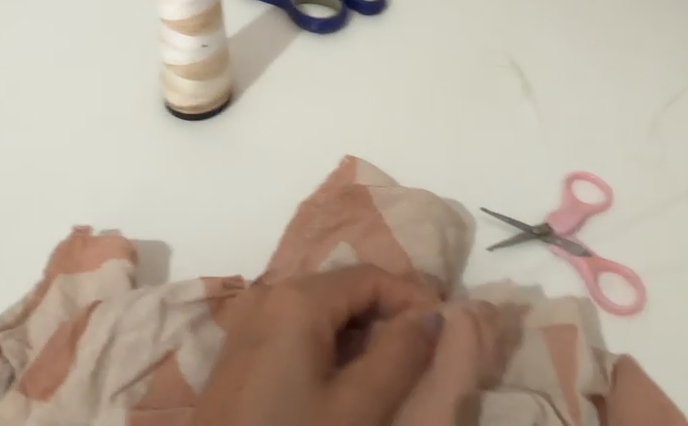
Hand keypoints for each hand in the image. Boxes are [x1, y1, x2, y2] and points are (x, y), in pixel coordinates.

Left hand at [194, 264, 441, 425]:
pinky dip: (329, 348)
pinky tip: (345, 384)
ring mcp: (250, 323)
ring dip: (359, 336)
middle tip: (423, 357)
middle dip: (386, 317)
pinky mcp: (241, 354)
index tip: (445, 335)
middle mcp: (270, 295)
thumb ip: (399, 355)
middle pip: (344, 289)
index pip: (371, 277)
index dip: (412, 300)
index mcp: (298, 297)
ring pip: (321, 312)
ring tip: (391, 375)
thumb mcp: (356, 409)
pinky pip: (296, 332)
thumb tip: (432, 315)